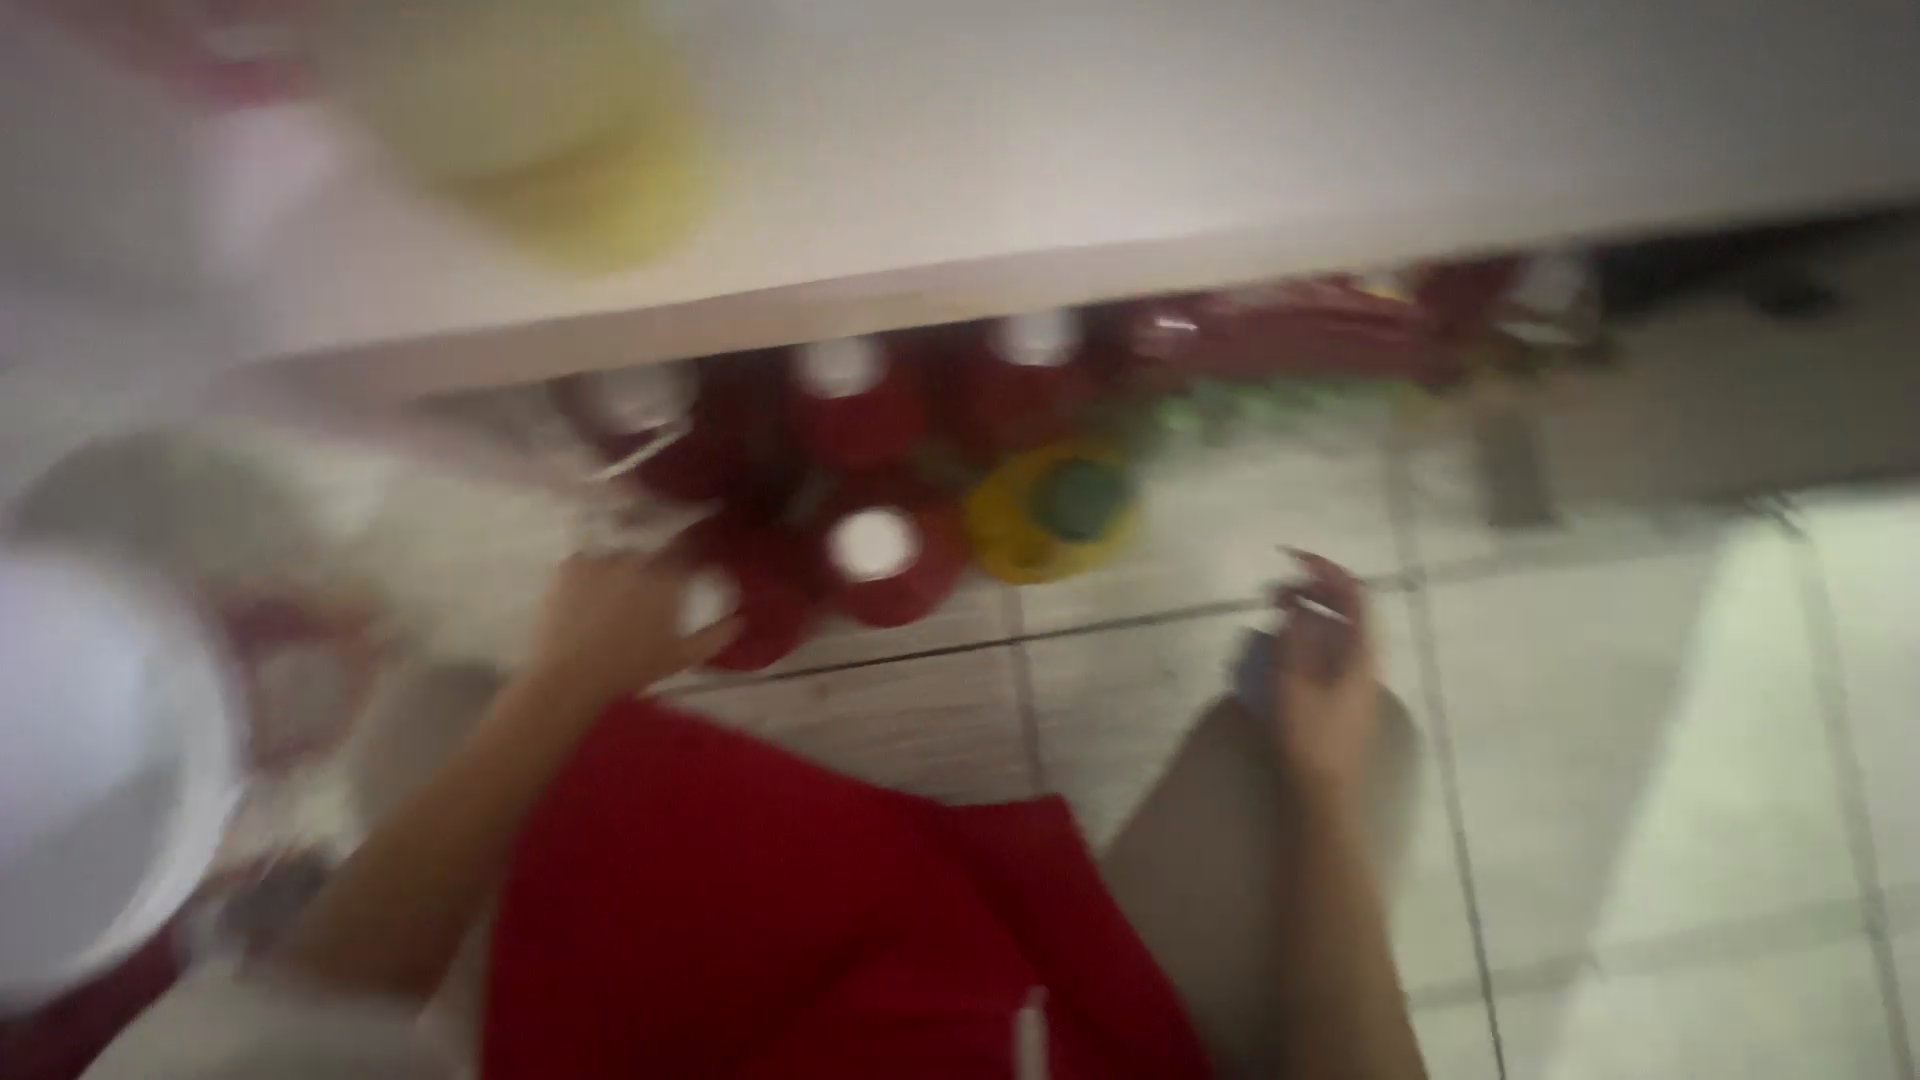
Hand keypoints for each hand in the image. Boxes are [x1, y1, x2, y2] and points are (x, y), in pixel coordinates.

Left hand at [523, 551, 739, 705]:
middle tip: (644, 599)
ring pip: (620, 556)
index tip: (687, 576)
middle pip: (654, 555)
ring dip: (621, 571)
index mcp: (670, 579)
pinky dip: (590, 573)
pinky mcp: (570, 564)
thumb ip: (717, 635)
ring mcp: (602, 558)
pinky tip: (587, 596)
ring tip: (612, 599)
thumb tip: (741, 619)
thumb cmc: (632, 668)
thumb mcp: (683, 657)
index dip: (690, 562)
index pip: (690, 554)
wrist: (569, 678)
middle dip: (653, 571)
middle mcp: (639, 560)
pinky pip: (588, 561)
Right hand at [1269, 551, 1378, 797]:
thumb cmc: (1307, 737)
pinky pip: (1329, 647)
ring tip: (1274, 609)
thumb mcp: (1292, 682)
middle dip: (1312, 588)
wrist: (1321, 793)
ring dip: (1308, 610)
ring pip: (1338, 628)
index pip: (1353, 594)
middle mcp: (1366, 660)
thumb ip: (1294, 636)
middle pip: (1348, 608)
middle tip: (1272, 589)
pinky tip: (1283, 642)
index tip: (1290, 557)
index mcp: (1362, 654)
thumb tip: (1295, 602)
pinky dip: (1307, 632)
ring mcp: (1356, 678)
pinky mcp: (1342, 693)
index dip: (1325, 569)